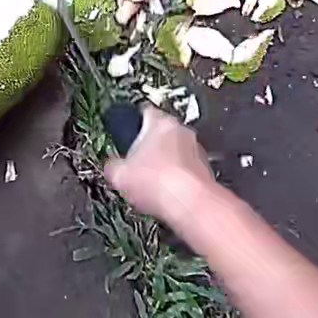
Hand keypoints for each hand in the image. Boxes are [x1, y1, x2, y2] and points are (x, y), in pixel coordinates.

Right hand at [103, 106, 220, 225]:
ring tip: (151, 185)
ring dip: (165, 164)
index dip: (133, 123)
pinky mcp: (206, 169)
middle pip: (160, 132)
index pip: (144, 112)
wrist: (191, 205)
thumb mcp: (119, 174)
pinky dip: (177, 179)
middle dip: (149, 147)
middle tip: (135, 164)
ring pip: (175, 151)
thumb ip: (112, 165)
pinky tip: (167, 195)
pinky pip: (186, 169)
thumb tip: (111, 168)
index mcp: (159, 122)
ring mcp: (196, 149)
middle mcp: (181, 130)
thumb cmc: (158, 182)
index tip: (127, 134)